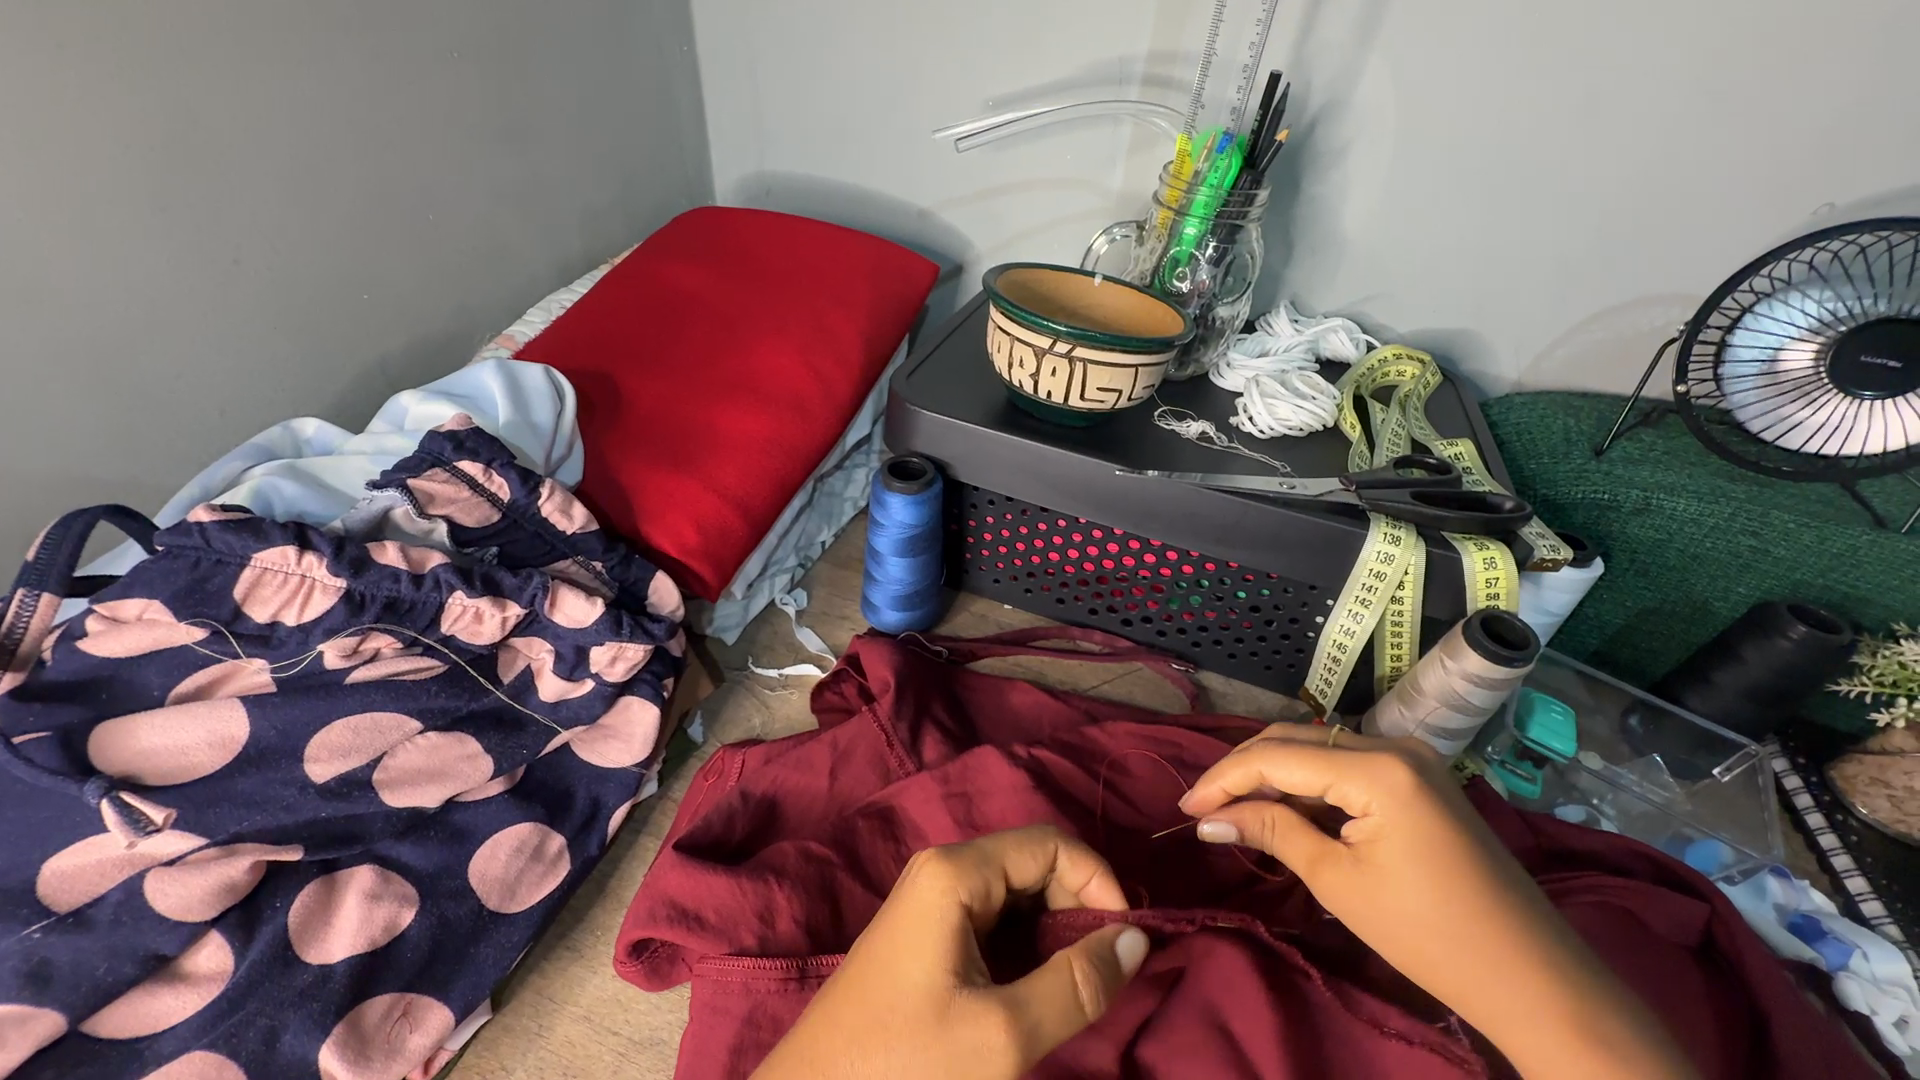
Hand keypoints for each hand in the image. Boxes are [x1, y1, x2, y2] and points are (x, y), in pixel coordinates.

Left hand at [752, 825, 1150, 1079]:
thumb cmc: (904, 1065)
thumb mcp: (1002, 1034)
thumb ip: (1076, 984)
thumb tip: (1136, 939)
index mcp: (954, 872)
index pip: (1052, 843)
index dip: (1099, 883)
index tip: (1126, 944)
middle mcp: (942, 870)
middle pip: (1035, 862)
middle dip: (1079, 907)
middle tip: (1103, 973)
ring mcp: (930, 900)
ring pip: (1017, 894)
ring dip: (1056, 932)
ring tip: (1076, 987)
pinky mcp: (926, 934)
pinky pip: (993, 920)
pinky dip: (1028, 947)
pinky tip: (1038, 990)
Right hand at [1179, 723, 1697, 1079]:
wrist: (1532, 975)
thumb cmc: (1428, 933)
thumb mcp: (1337, 881)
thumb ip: (1271, 831)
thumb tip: (1209, 818)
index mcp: (1376, 767)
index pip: (1276, 756)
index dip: (1223, 779)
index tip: (1185, 807)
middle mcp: (1394, 745)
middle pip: (1295, 739)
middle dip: (1243, 770)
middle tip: (1203, 807)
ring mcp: (1411, 758)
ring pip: (1319, 747)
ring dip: (1273, 772)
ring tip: (1232, 808)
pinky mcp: (1419, 778)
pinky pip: (1346, 763)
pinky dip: (1308, 781)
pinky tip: (1282, 804)